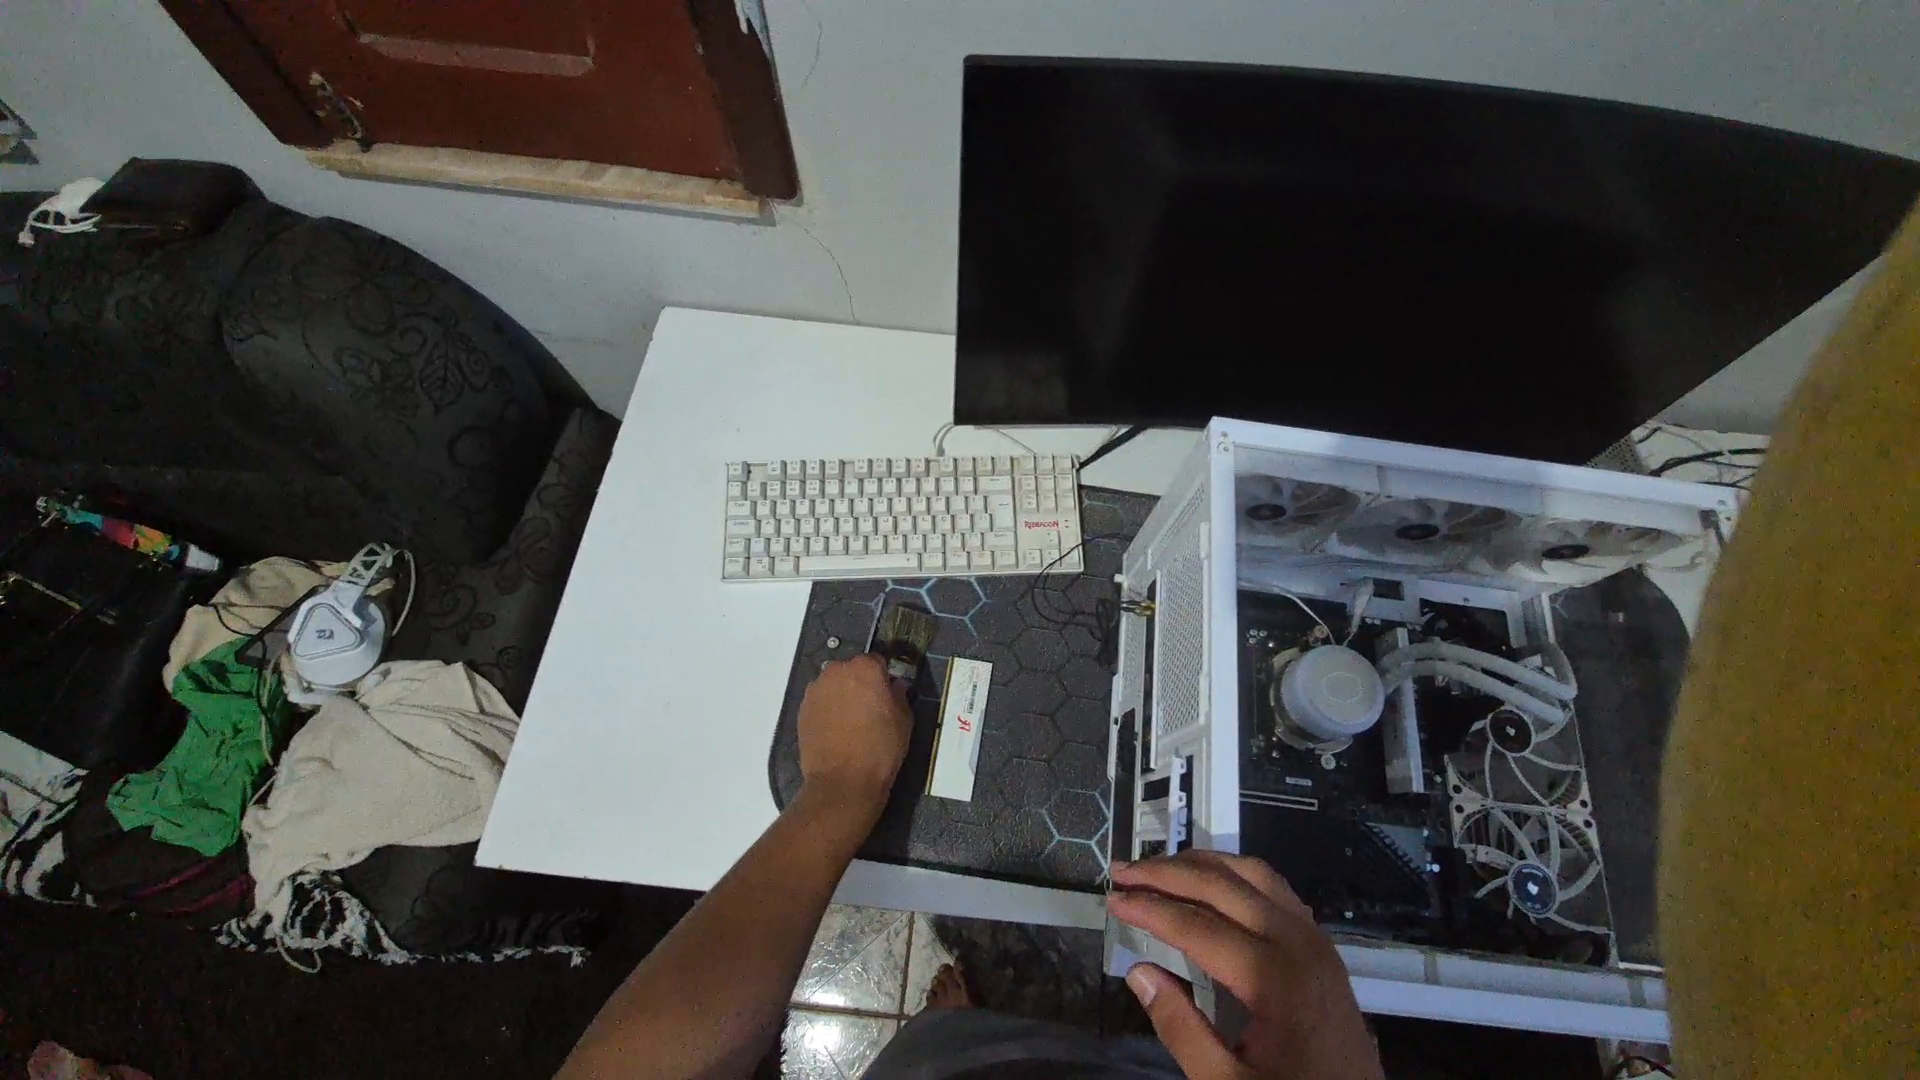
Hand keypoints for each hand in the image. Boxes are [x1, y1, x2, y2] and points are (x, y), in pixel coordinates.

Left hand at [796, 653, 911, 821]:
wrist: (843, 780)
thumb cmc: (880, 747)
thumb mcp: (904, 719)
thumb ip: (899, 695)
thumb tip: (895, 685)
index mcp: (864, 668)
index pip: (877, 661)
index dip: (883, 677)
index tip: (887, 694)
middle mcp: (836, 671)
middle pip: (851, 670)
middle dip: (860, 683)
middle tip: (870, 709)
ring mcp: (816, 690)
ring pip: (834, 685)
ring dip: (842, 695)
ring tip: (851, 722)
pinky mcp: (802, 709)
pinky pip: (820, 702)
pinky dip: (828, 710)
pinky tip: (836, 731)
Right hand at [1108, 851, 1382, 1079]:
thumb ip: (1182, 1030)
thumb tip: (1138, 973)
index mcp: (1275, 978)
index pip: (1197, 926)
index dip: (1149, 909)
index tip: (1112, 900)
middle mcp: (1297, 942)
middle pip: (1221, 885)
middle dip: (1166, 873)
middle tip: (1122, 871)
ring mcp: (1313, 938)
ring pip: (1249, 873)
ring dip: (1199, 865)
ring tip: (1157, 869)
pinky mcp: (1319, 943)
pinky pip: (1272, 886)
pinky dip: (1231, 874)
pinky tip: (1208, 884)